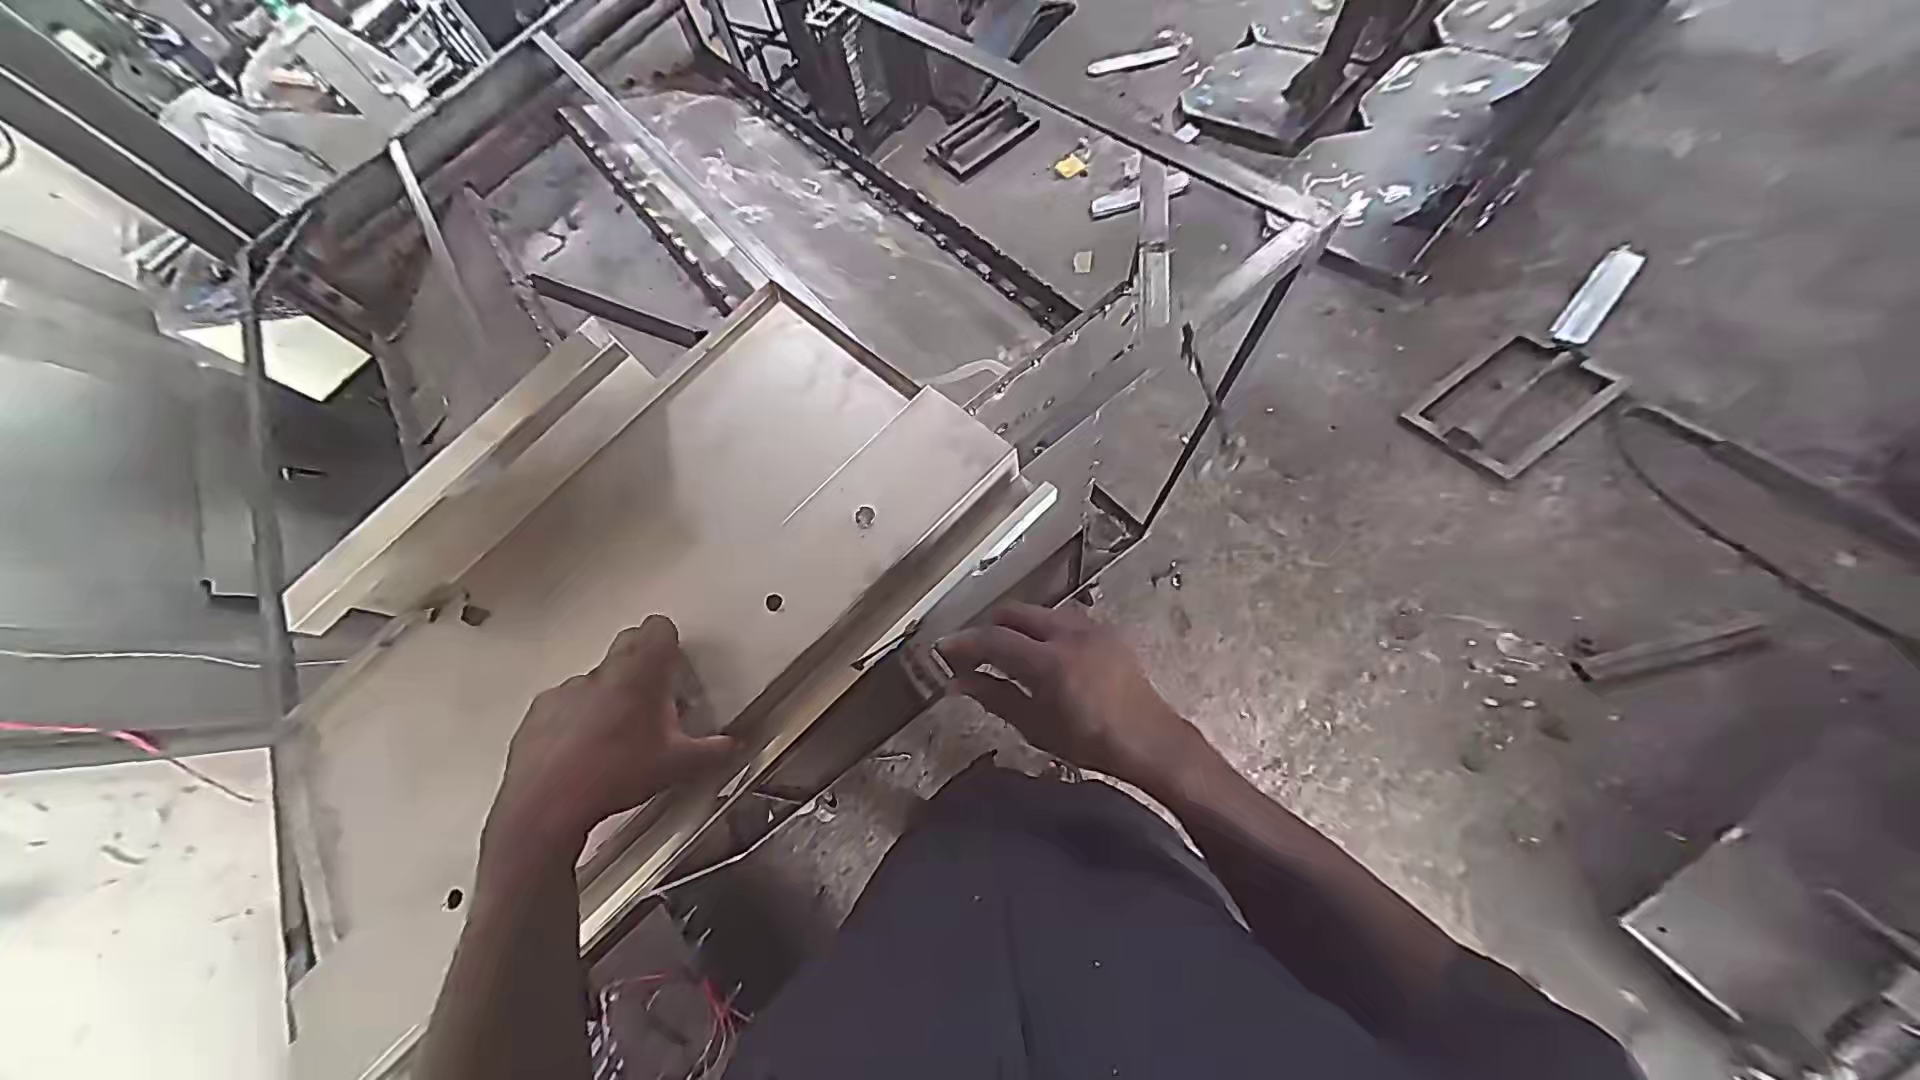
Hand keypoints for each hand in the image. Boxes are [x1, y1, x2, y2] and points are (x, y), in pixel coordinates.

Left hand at [489, 615, 735, 848]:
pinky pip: (566, 703)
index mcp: (639, 674)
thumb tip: (729, 747)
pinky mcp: (539, 714)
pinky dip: (578, 717)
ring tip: (621, 733)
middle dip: (644, 663)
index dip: (669, 639)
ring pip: (597, 678)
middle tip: (657, 696)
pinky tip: (588, 750)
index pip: (657, 628)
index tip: (675, 658)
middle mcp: (602, 673)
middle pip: (628, 645)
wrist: (546, 808)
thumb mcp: (678, 765)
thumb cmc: (611, 776)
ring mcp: (566, 691)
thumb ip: (712, 750)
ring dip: (611, 693)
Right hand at [938, 603, 1214, 794]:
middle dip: (989, 628)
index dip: (965, 643)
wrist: (1150, 740)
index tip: (945, 650)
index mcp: (1050, 662)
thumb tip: (959, 682)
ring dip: (1016, 627)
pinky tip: (1041, 653)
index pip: (995, 640)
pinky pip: (1062, 618)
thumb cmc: (1090, 742)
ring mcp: (1091, 628)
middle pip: (1015, 613)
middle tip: (974, 652)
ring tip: (1006, 654)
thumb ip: (995, 697)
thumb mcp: (1036, 725)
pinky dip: (1042, 629)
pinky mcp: (1105, 630)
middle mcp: (1070, 634)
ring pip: (1039, 612)